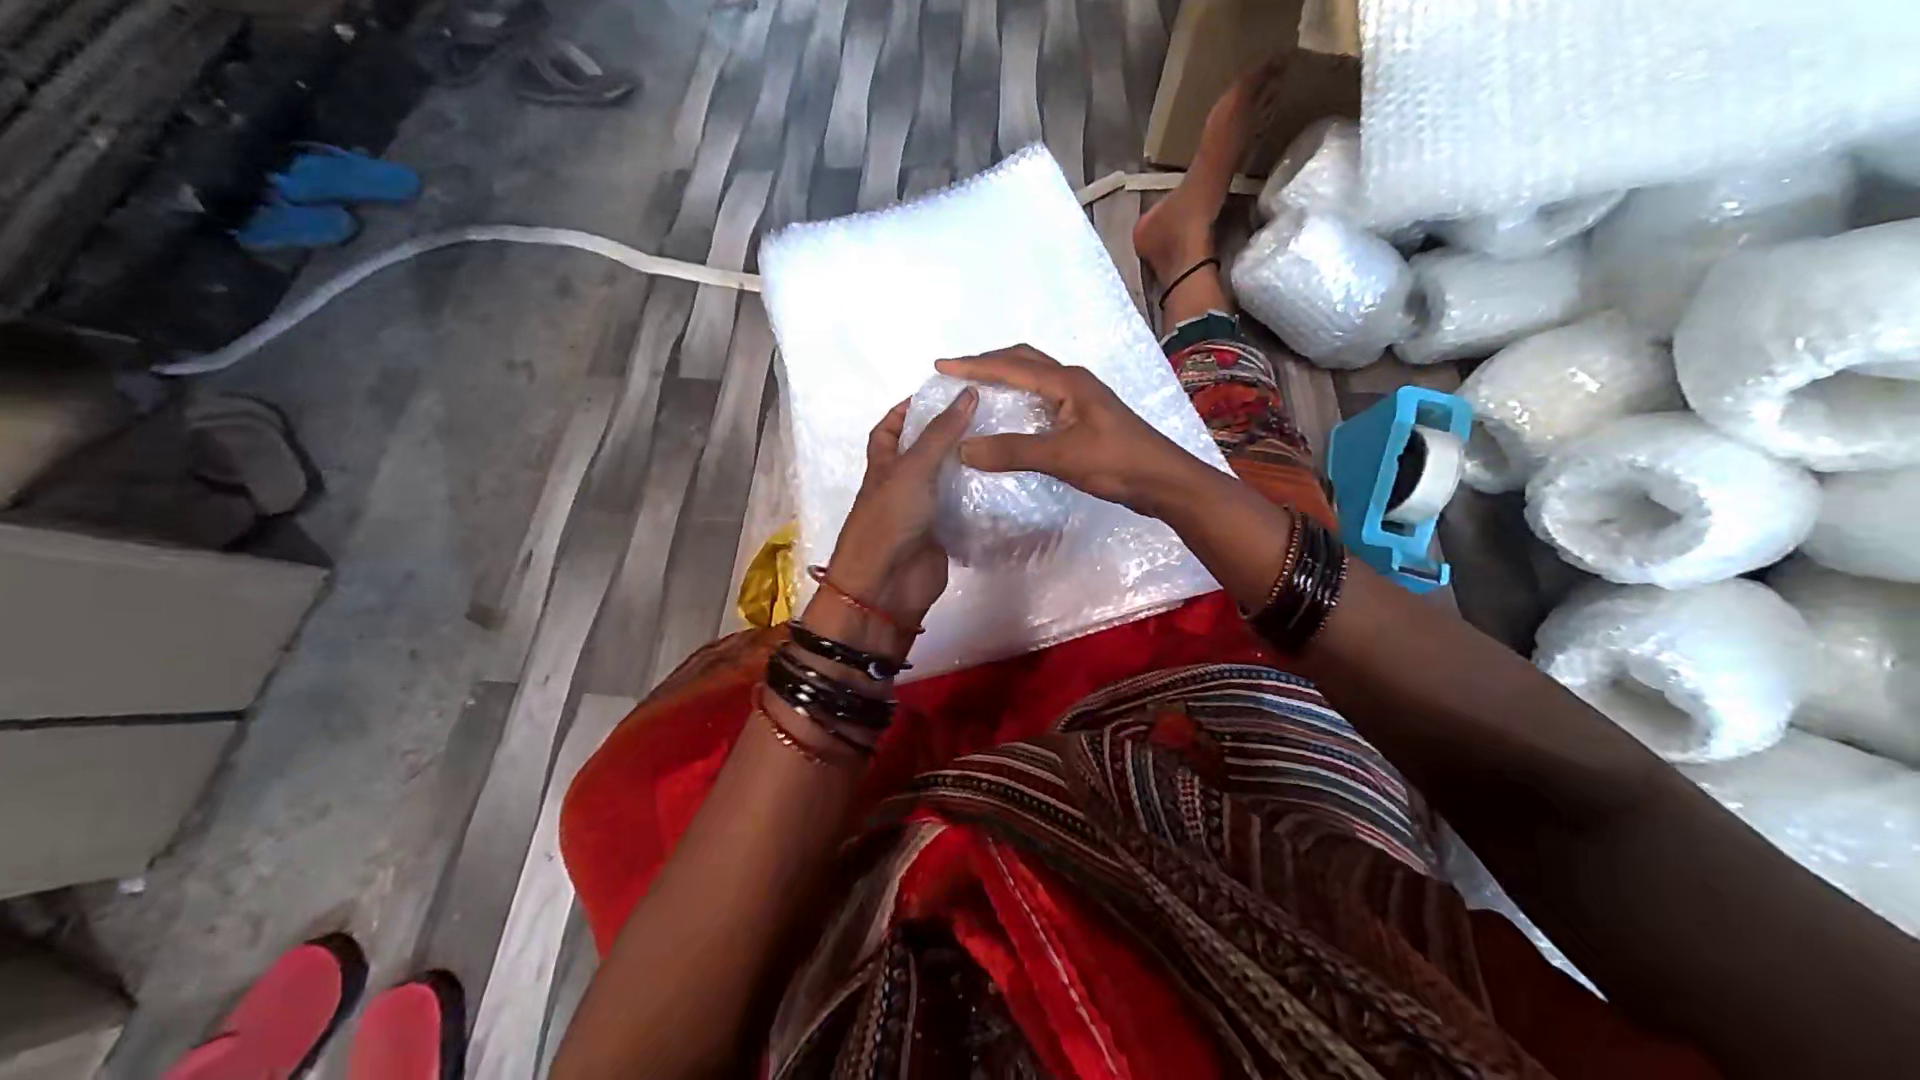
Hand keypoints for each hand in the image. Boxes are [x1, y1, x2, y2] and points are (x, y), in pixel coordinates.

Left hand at [814, 388, 978, 652]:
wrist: (888, 583)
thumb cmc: (890, 518)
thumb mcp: (913, 467)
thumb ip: (941, 432)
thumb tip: (968, 392)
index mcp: (884, 465)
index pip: (890, 429)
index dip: (906, 410)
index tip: (938, 394)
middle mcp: (902, 485)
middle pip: (924, 453)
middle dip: (948, 435)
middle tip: (986, 416)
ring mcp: (922, 511)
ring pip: (947, 481)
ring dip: (968, 466)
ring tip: (1002, 443)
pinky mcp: (942, 534)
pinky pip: (962, 511)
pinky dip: (979, 500)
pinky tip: (1006, 484)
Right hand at [936, 345, 1202, 515]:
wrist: (1165, 481)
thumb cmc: (1117, 463)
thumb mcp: (1061, 456)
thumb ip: (1012, 451)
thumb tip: (964, 448)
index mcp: (1067, 381)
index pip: (1011, 366)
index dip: (974, 364)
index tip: (941, 365)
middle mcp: (1073, 381)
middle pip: (1024, 360)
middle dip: (988, 362)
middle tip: (957, 372)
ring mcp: (1081, 399)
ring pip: (1035, 377)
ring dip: (1005, 376)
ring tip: (977, 387)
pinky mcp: (1085, 417)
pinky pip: (1043, 397)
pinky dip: (1020, 397)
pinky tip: (1011, 415)